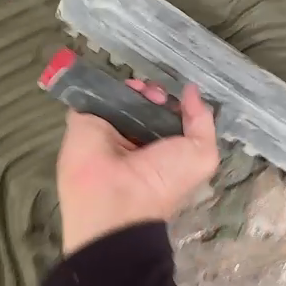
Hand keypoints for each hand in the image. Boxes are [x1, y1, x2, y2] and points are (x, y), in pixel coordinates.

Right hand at [56, 80, 219, 252]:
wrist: (117, 198)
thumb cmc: (165, 180)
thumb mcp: (202, 155)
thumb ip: (202, 121)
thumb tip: (192, 91)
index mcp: (161, 151)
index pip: (167, 118)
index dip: (174, 103)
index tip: (178, 94)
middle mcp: (135, 140)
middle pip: (144, 105)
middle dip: (154, 93)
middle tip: (156, 93)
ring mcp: (108, 130)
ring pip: (121, 97)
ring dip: (134, 88)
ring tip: (142, 89)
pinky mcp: (83, 121)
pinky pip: (93, 95)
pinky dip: (106, 86)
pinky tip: (123, 87)